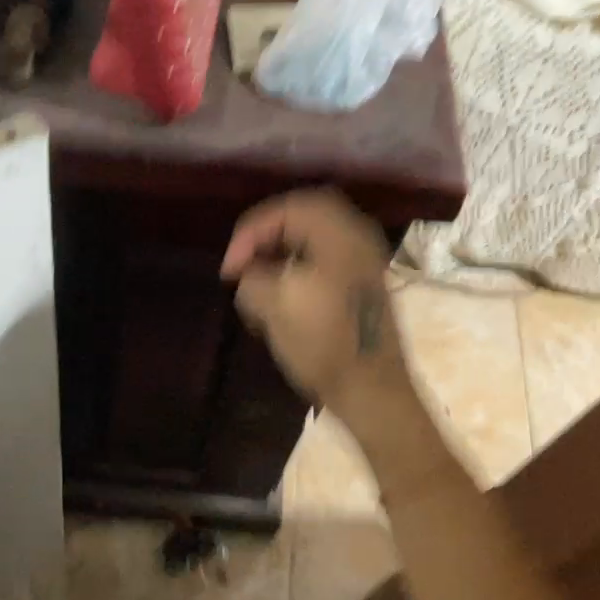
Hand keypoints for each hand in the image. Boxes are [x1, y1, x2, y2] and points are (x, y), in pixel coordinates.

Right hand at [220, 190, 417, 424]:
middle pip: (302, 220)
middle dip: (265, 239)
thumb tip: (249, 275)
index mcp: (341, 235)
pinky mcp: (361, 290)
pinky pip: (322, 264)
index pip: (288, 209)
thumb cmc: (324, 345)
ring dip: (278, 257)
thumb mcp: (274, 306)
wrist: (371, 390)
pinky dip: (295, 272)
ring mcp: (363, 266)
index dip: (250, 232)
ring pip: (312, 243)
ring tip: (255, 285)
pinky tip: (278, 301)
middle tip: (241, 264)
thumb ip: (253, 278)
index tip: (229, 268)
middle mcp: (357, 241)